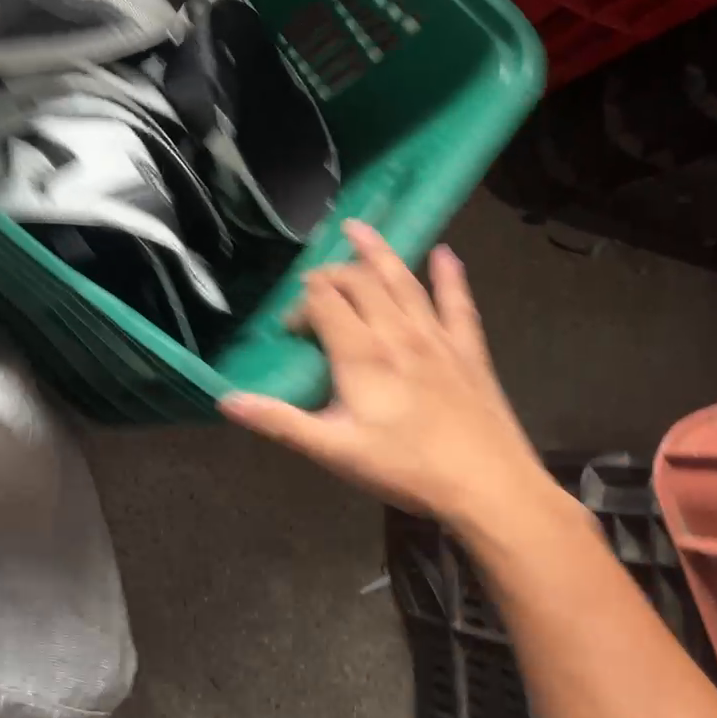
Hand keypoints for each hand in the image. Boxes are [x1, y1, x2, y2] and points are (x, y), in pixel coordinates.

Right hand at [221, 220, 561, 532]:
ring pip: (403, 281)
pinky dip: (449, 277)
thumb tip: (224, 400)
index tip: (290, 329)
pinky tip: (445, 255)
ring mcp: (437, 338)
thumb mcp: (332, 450)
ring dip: (379, 252)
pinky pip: (458, 304)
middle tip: (311, 282)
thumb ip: (278, 421)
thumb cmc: (406, 470)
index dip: (301, 305)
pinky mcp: (468, 351)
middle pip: (359, 282)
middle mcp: (397, 333)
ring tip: (359, 228)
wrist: (492, 489)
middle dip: (331, 274)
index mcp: (361, 354)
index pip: (323, 302)